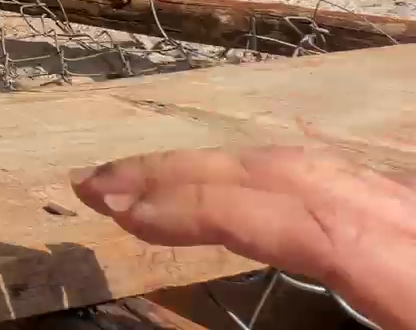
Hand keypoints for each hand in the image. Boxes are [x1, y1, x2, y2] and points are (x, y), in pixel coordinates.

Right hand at [72, 145, 415, 329]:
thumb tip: (153, 311)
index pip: (297, 220)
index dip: (198, 208)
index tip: (117, 214)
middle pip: (283, 173)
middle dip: (174, 173)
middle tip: (90, 184)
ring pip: (300, 163)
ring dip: (202, 166)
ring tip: (131, 179)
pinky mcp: (410, 216)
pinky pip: (328, 173)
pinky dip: (253, 172)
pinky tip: (212, 180)